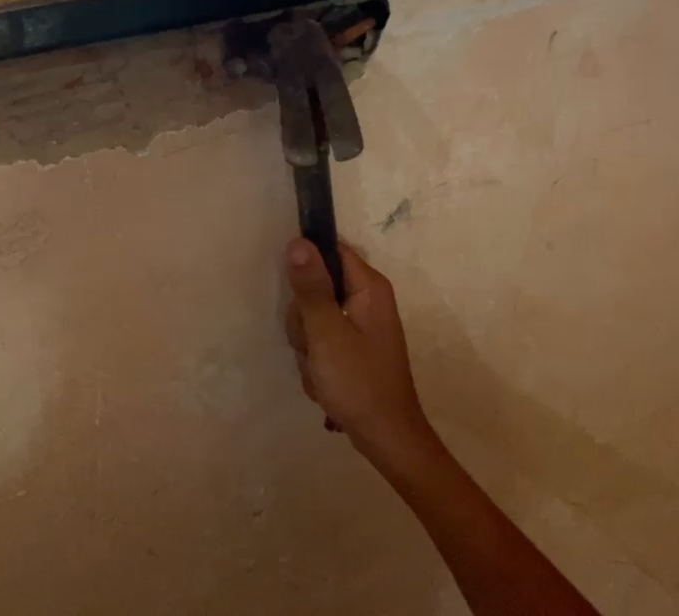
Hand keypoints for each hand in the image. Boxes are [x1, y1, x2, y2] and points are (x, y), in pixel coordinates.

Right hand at [283, 238, 436, 463]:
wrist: (384, 437)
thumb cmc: (359, 381)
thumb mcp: (327, 333)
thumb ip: (311, 287)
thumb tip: (298, 241)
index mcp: (369, 287)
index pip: (331, 250)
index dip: (308, 264)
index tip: (294, 290)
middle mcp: (367, 299)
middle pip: (316, 286)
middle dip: (304, 319)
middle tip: (311, 344)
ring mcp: (360, 325)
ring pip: (312, 317)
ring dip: (307, 346)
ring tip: (319, 369)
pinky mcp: (352, 347)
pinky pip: (320, 341)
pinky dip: (315, 362)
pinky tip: (323, 382)